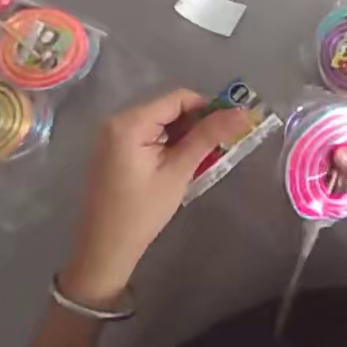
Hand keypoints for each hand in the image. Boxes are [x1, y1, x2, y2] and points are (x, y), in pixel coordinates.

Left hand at [60, 89, 250, 307]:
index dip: (208, 108)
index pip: (178, 98)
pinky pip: (147, 134)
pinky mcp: (113, 149)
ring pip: (160, 122)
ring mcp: (112, 135)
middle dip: (196, 124)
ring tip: (201, 160)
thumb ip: (208, 137)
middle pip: (168, 108)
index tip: (229, 129)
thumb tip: (242, 112)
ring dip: (183, 136)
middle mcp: (117, 120)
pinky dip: (167, 144)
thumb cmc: (142, 212)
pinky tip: (179, 164)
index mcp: (129, 122)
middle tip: (218, 148)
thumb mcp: (178, 172)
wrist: (104, 248)